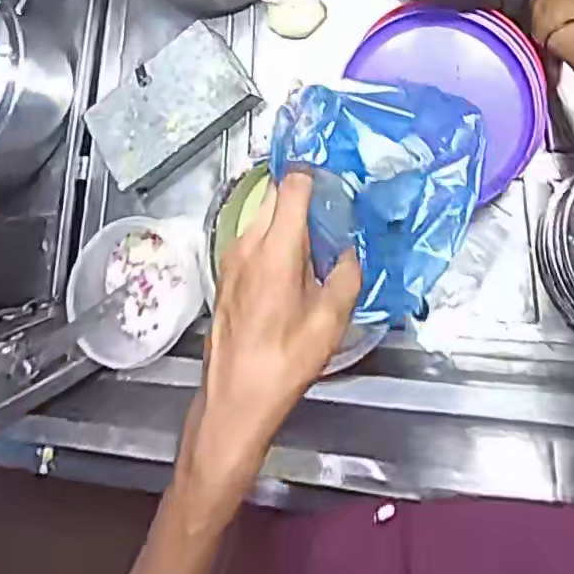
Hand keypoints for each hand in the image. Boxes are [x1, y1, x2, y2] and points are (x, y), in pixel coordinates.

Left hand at [189, 171, 359, 494]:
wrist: (234, 400)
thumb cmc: (283, 361)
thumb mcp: (331, 319)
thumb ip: (347, 274)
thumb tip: (345, 254)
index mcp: (275, 248)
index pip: (292, 185)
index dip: (314, 173)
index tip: (334, 175)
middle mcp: (247, 244)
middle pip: (276, 194)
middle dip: (304, 195)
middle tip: (332, 211)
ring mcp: (232, 258)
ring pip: (263, 215)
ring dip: (289, 218)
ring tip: (316, 243)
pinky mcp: (227, 274)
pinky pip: (254, 237)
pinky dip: (275, 238)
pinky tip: (294, 267)